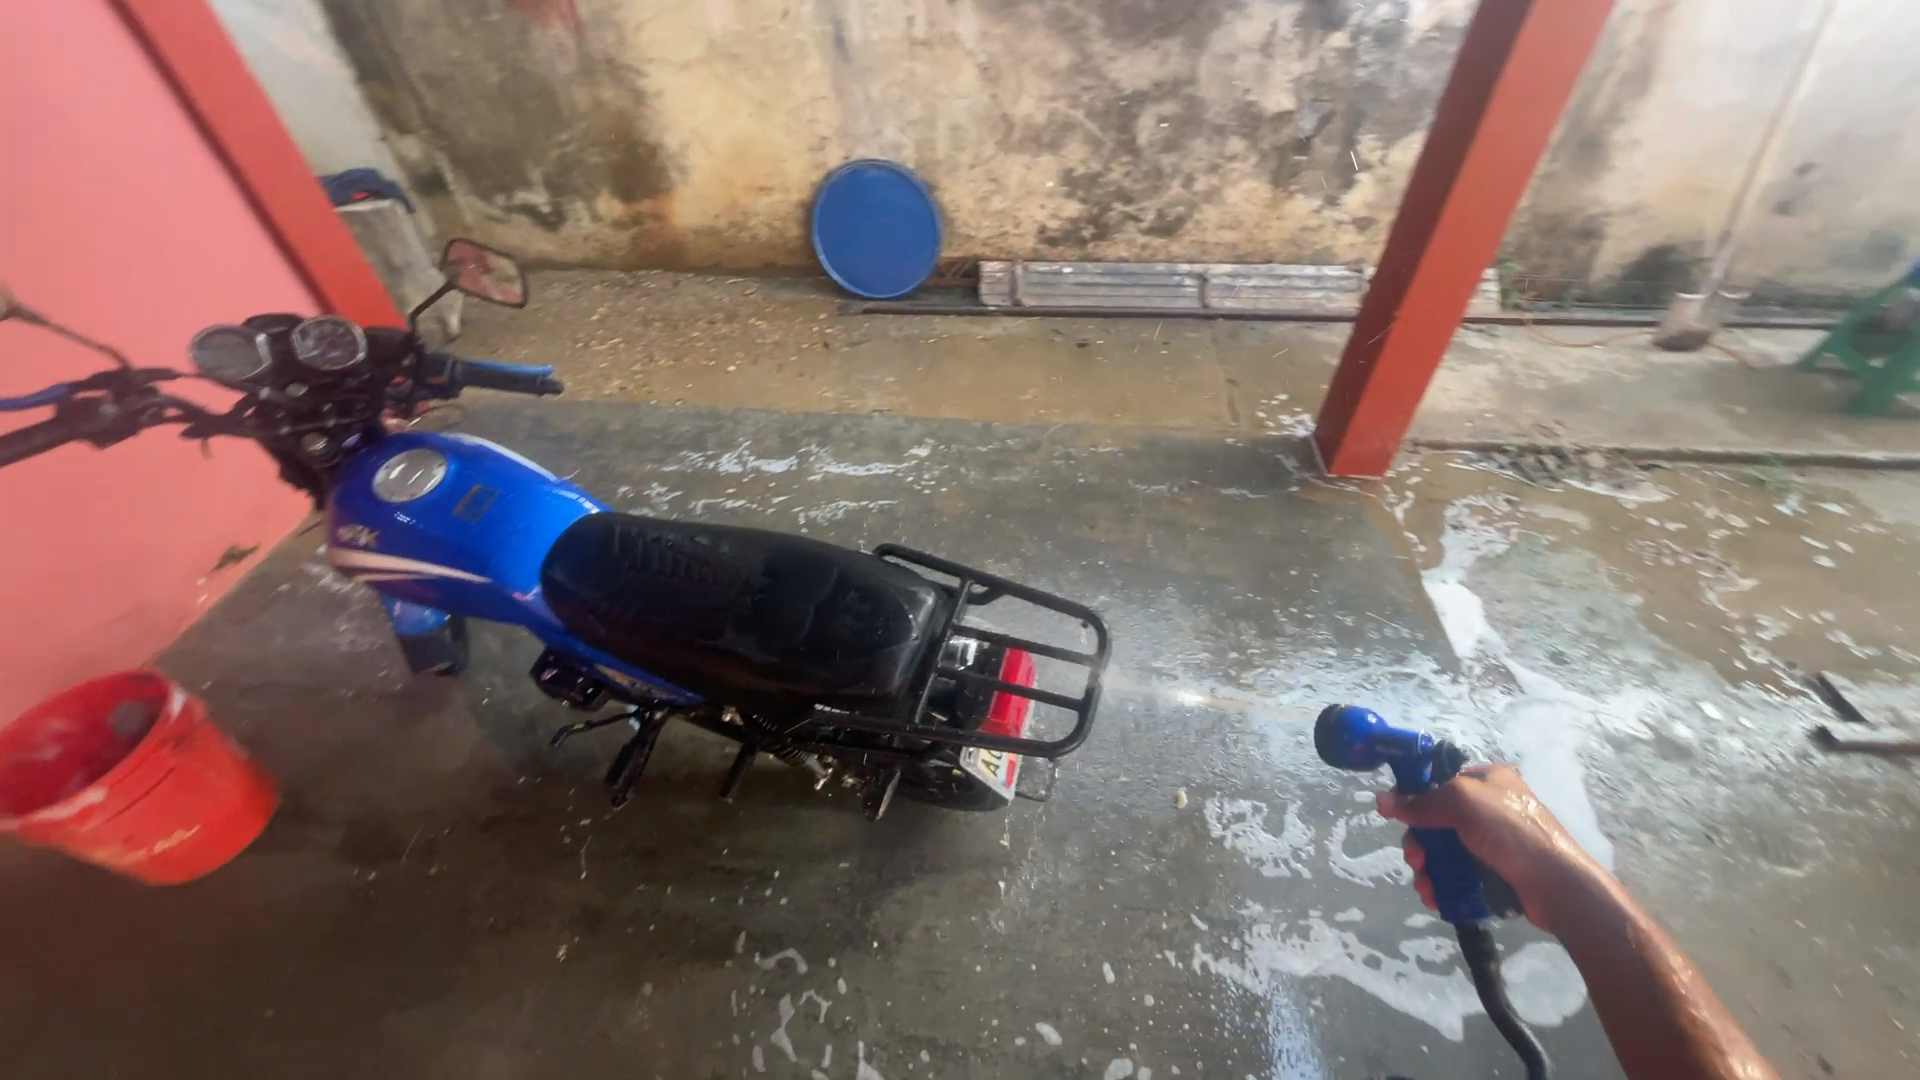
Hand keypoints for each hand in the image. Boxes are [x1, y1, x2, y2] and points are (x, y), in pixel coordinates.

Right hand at [1377, 764, 1610, 934]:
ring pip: (1443, 848)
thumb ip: (1420, 801)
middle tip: (1414, 859)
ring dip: (1426, 866)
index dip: (1412, 796)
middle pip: (1435, 819)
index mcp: (1487, 779)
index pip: (1437, 779)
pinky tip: (1434, 895)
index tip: (1396, 815)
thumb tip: (1382, 801)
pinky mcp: (1496, 870)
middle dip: (1418, 842)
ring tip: (1424, 885)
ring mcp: (1494, 840)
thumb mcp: (1461, 802)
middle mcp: (1489, 806)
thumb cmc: (1511, 831)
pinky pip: (1458, 871)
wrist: (1558, 886)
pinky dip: (1442, 882)